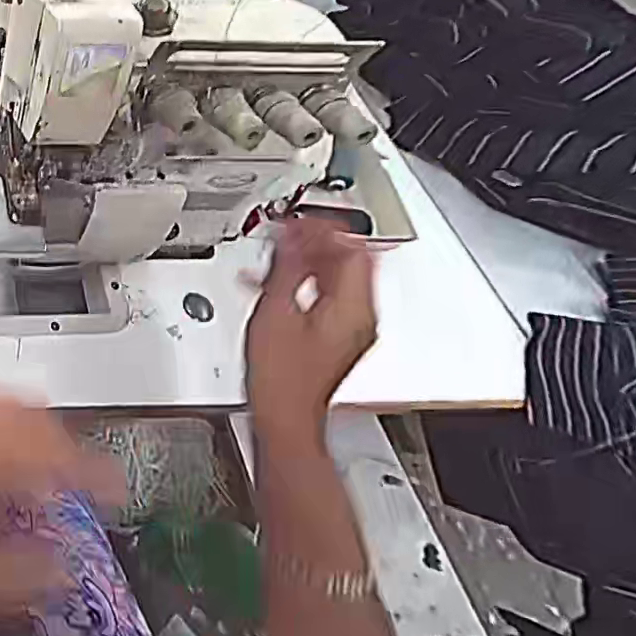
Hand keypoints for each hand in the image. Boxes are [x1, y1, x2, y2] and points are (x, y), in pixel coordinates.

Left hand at [0, 391, 118, 632]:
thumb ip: (15, 572)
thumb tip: (61, 562)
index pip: (55, 447)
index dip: (94, 469)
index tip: (114, 487)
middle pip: (37, 415)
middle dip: (66, 449)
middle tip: (77, 486)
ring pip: (9, 402)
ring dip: (34, 434)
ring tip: (38, 478)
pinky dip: (2, 425)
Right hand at [246, 219, 377, 447]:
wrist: (284, 416)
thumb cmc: (282, 377)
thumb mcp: (275, 311)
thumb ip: (285, 269)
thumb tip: (290, 238)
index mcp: (353, 307)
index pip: (352, 250)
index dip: (326, 228)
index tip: (302, 220)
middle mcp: (359, 317)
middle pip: (348, 262)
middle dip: (316, 241)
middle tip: (290, 230)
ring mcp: (349, 329)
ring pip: (336, 278)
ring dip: (308, 260)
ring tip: (280, 249)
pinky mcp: (335, 337)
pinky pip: (326, 297)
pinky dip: (304, 281)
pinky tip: (276, 279)